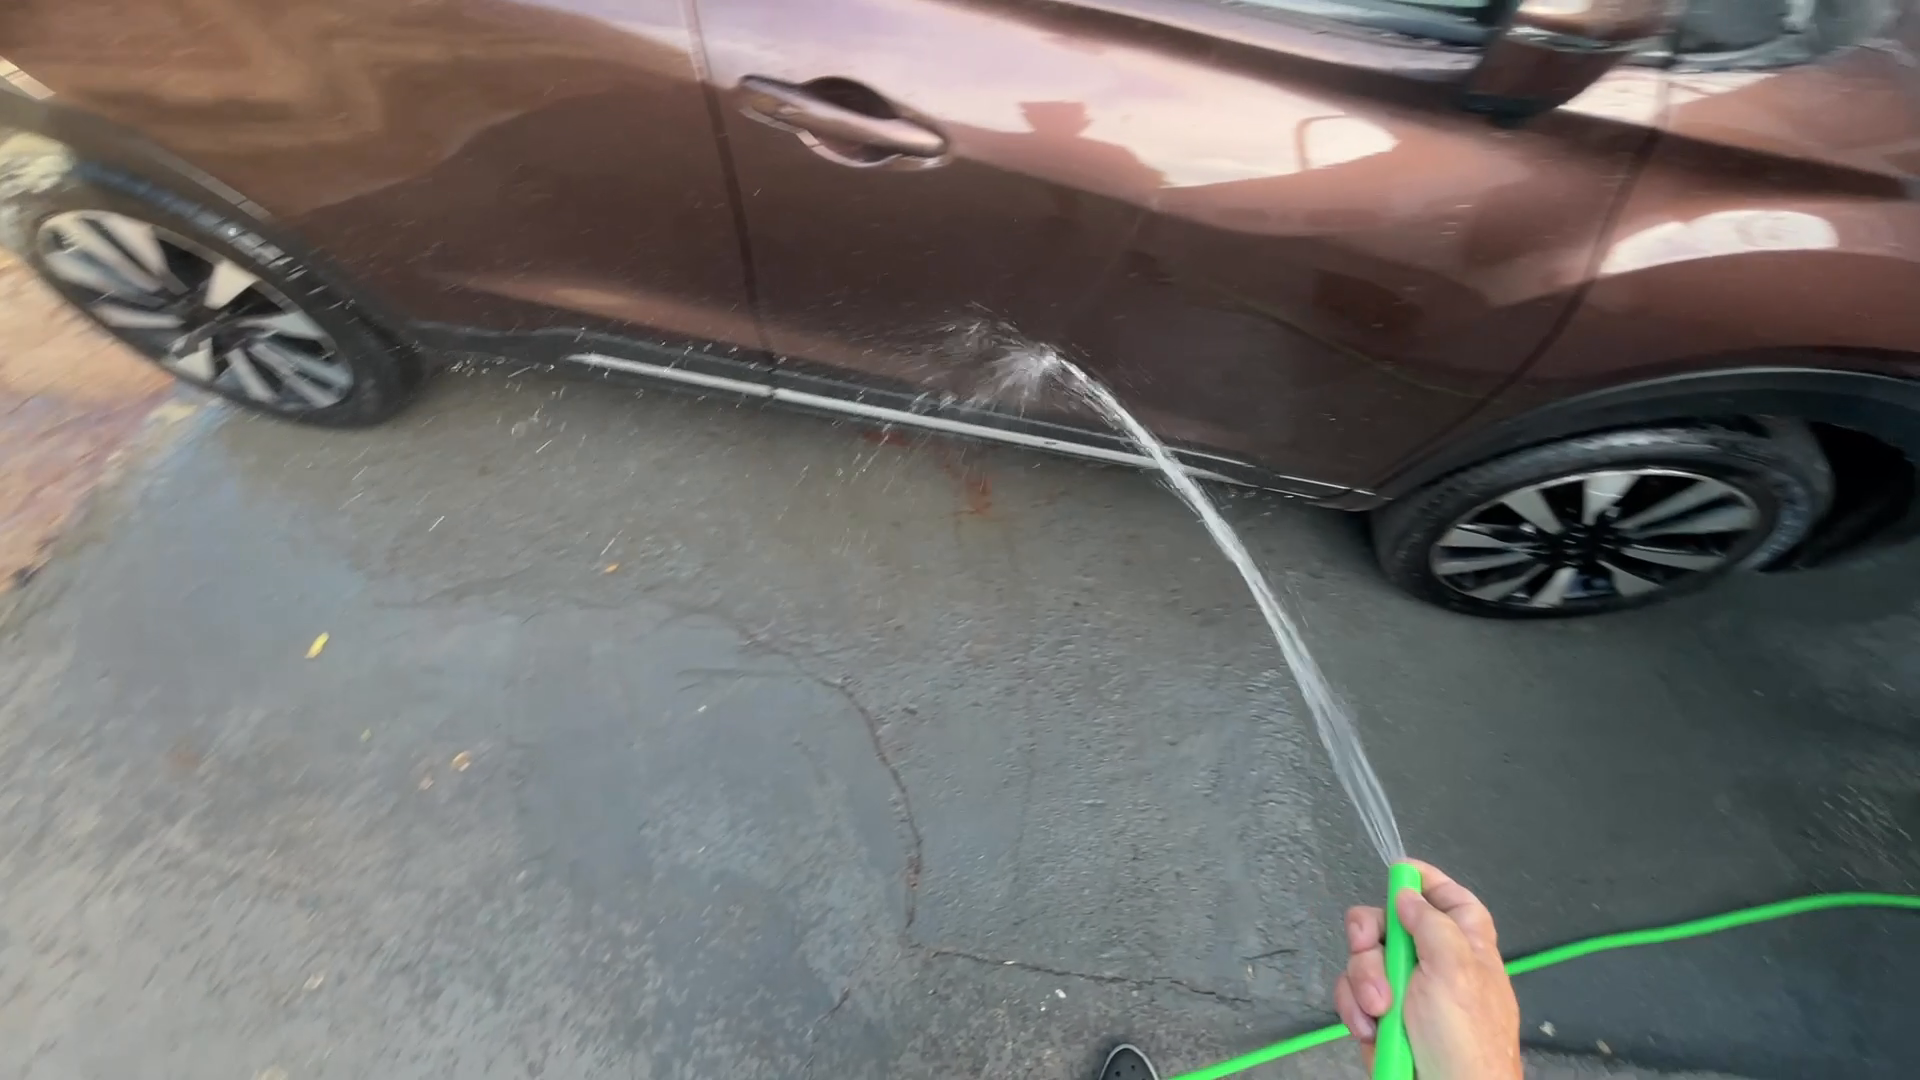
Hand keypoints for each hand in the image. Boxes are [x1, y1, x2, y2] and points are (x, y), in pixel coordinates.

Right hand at [1334, 860, 1521, 1079]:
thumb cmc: (1462, 1040)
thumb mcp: (1455, 974)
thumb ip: (1431, 924)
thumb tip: (1406, 893)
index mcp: (1465, 950)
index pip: (1453, 901)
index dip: (1428, 882)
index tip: (1398, 871)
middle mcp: (1433, 964)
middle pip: (1388, 921)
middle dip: (1369, 938)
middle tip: (1367, 949)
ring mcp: (1404, 989)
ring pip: (1362, 957)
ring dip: (1362, 981)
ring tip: (1379, 1012)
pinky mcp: (1378, 1013)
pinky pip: (1350, 991)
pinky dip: (1353, 1006)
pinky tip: (1370, 1028)